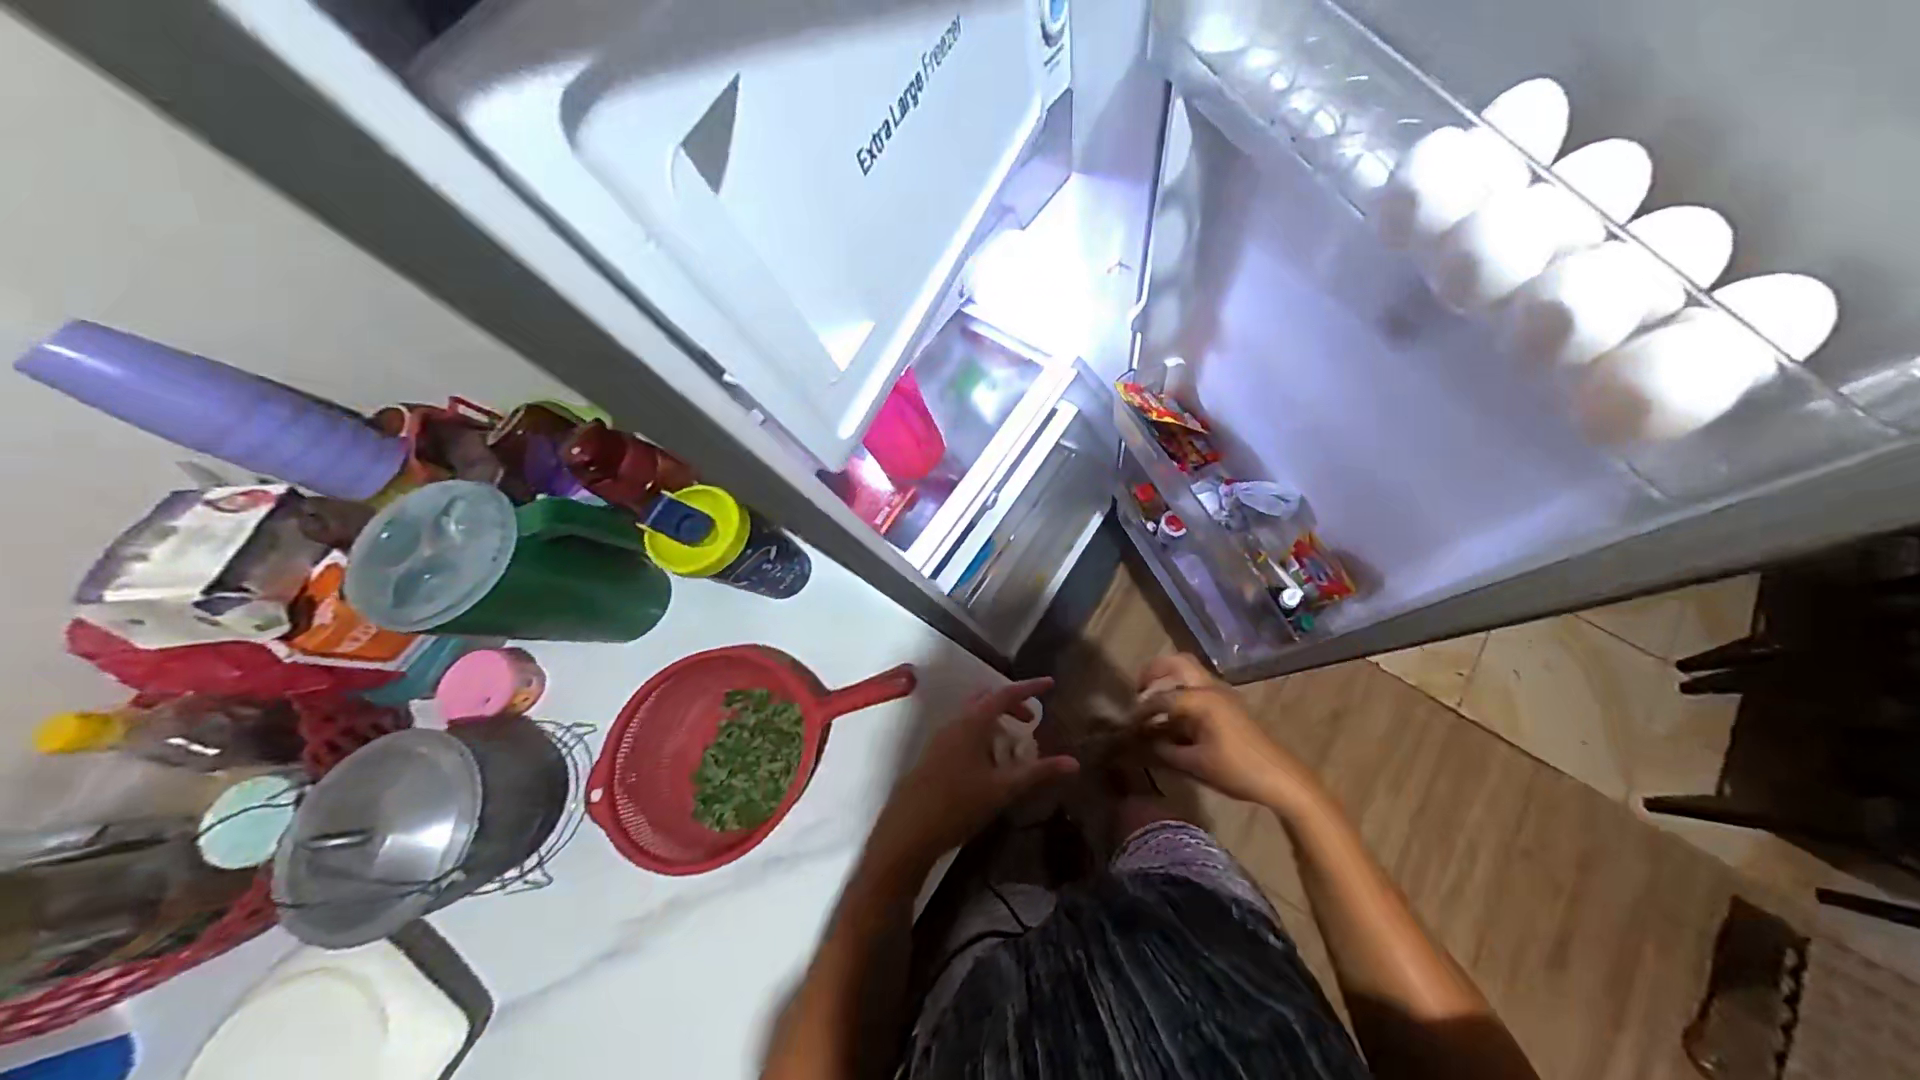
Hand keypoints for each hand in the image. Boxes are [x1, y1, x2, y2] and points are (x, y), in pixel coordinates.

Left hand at [868, 678, 1079, 868]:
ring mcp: (940, 738)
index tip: (1050, 683)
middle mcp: (955, 723)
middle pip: (986, 700)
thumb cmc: (959, 805)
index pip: (1005, 694)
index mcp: (972, 723)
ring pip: (972, 716)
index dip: (1029, 687)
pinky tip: (989, 762)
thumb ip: (1038, 773)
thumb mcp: (1003, 789)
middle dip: (1011, 704)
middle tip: (1031, 720)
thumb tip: (1074, 762)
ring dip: (995, 720)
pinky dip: (982, 734)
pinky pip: (962, 731)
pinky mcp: (933, 755)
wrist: (909, 830)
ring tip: (1013, 744)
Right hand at [1132, 654, 1325, 814]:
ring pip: (1188, 669)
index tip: (1128, 724)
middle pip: (1176, 662)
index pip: (1161, 697)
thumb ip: (1165, 750)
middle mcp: (1211, 687)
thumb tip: (1145, 742)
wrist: (1281, 778)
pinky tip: (1173, 713)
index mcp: (1202, 700)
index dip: (1141, 710)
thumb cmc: (1236, 771)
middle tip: (1137, 690)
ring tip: (1152, 700)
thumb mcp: (1195, 764)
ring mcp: (1222, 692)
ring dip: (1167, 678)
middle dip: (1152, 672)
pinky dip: (1180, 688)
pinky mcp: (1228, 702)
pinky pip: (1198, 683)